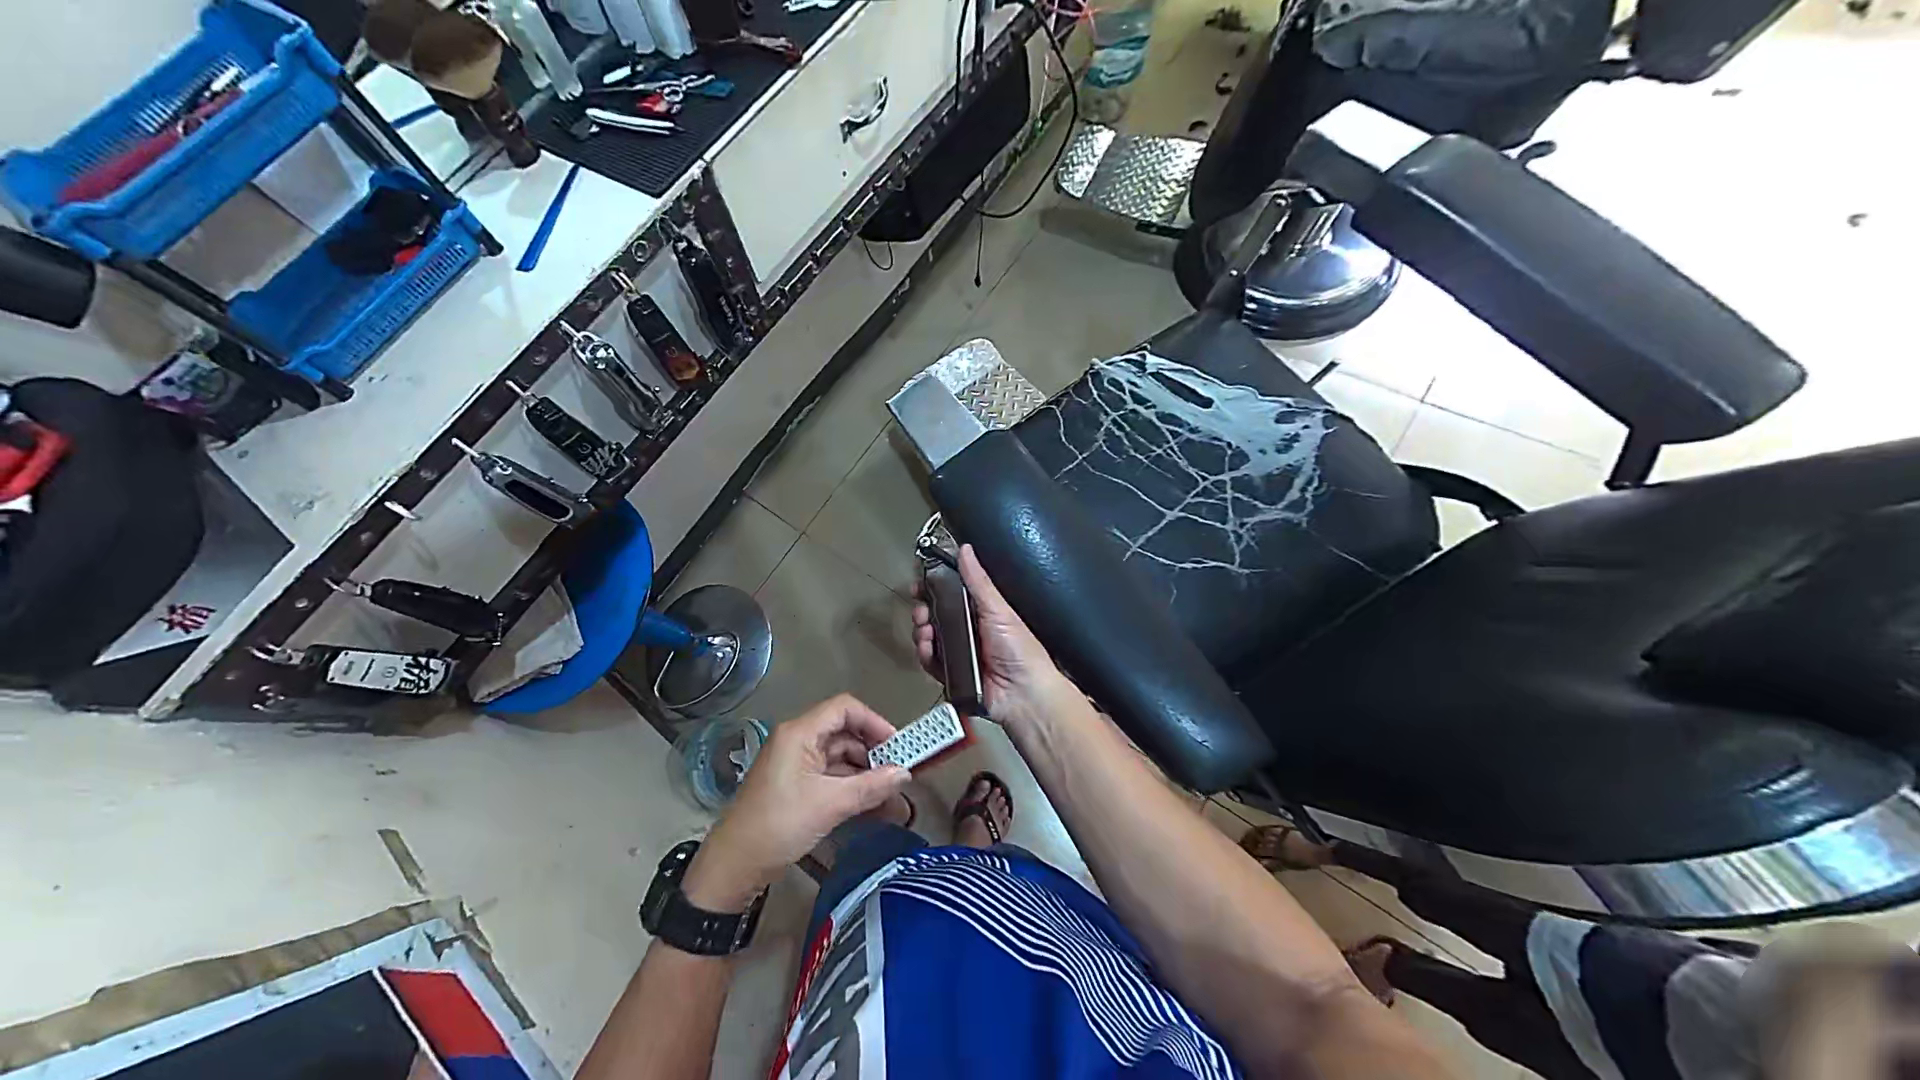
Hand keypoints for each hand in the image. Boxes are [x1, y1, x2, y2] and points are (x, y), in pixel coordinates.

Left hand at [684, 695, 910, 910]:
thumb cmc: (779, 825)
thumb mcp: (829, 805)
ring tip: (894, 796)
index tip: (898, 745)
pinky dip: (853, 789)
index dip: (874, 722)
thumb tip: (905, 774)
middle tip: (900, 772)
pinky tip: (875, 807)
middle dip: (874, 752)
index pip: (844, 708)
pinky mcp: (797, 787)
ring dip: (867, 775)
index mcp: (799, 733)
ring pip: (841, 758)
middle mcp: (798, 741)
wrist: (734, 867)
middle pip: (844, 733)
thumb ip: (870, 786)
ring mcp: (797, 765)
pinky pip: (832, 778)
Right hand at [912, 544, 1078, 730]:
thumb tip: (967, 551)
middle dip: (923, 608)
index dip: (933, 587)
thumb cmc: (1022, 653)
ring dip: (922, 629)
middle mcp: (970, 631)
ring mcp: (959, 652)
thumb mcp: (999, 609)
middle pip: (934, 614)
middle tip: (922, 607)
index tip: (921, 582)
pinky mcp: (951, 673)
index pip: (951, 593)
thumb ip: (978, 581)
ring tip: (926, 628)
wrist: (1023, 694)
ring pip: (928, 636)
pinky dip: (924, 653)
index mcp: (983, 612)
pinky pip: (929, 660)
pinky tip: (928, 647)